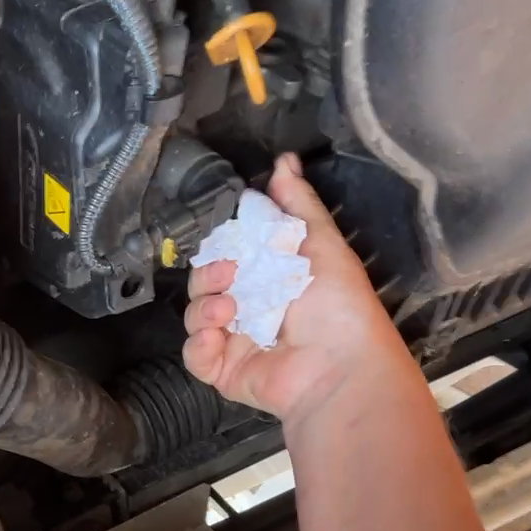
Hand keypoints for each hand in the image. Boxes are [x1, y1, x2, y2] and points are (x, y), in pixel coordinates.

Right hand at [182, 153, 415, 426]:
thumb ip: (297, 204)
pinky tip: (217, 338)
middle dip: (208, 276)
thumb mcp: (319, 243)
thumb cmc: (338, 306)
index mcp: (267, 278)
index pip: (226, 256)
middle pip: (202, 284)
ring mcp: (231, 341)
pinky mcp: (221, 370)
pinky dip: (199, 345)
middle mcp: (246, 308)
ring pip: (194, 317)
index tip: (229, 243)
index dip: (220, 247)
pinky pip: (193, 354)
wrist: (337, 366)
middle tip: (230, 275)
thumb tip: (284, 161)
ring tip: (228, 312)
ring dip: (204, 309)